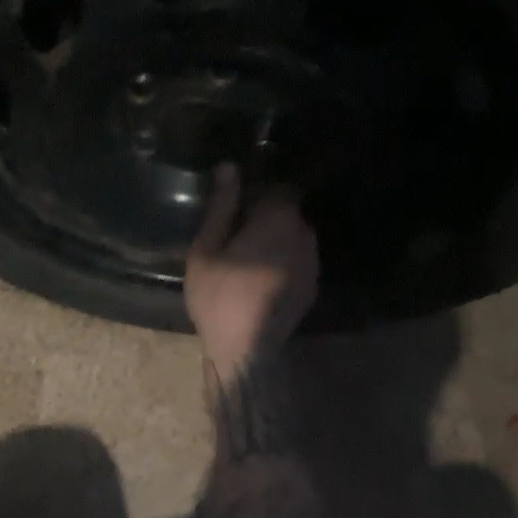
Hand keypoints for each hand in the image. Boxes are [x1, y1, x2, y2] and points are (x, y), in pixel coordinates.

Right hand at [185, 163, 320, 370]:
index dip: (256, 195)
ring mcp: (312, 262)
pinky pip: (296, 263)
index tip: (234, 212)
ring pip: (292, 240)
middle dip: (265, 221)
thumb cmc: (218, 297)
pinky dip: (281, 266)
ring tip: (246, 265)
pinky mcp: (311, 287)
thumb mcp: (206, 251)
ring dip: (274, 245)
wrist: (245, 350)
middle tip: (235, 241)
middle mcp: (304, 234)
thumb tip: (228, 167)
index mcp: (279, 219)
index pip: (277, 188)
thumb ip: (221, 207)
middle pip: (286, 215)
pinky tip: (259, 285)